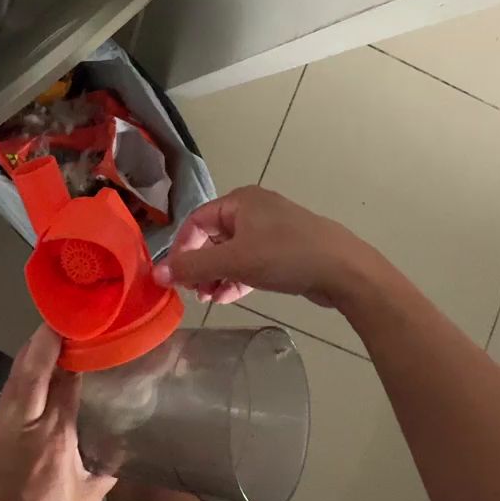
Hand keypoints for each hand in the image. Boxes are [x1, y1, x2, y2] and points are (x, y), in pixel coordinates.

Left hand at [0, 326, 115, 500]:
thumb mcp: (89, 497)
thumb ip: (110, 462)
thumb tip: (129, 436)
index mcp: (54, 435)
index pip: (67, 381)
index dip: (75, 354)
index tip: (85, 333)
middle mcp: (22, 422)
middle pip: (31, 367)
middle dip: (44, 338)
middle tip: (59, 319)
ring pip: (13, 380)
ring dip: (30, 359)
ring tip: (46, 344)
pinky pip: (3, 405)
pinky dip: (18, 392)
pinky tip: (29, 397)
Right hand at [151, 186, 381, 308]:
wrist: (343, 269)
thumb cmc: (285, 255)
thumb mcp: (234, 261)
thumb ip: (193, 266)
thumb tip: (156, 272)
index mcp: (240, 201)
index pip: (196, 221)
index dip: (182, 249)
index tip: (174, 277)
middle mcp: (254, 210)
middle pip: (213, 237)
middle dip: (200, 265)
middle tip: (193, 292)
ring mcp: (271, 230)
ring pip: (232, 253)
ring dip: (217, 275)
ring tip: (210, 299)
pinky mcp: (285, 251)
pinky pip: (251, 262)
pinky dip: (237, 278)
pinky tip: (229, 297)